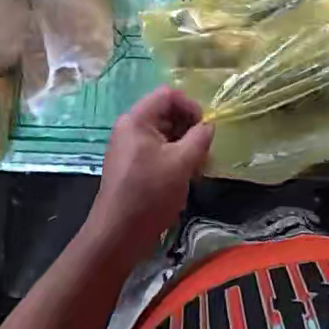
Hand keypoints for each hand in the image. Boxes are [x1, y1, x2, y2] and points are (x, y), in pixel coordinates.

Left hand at [90, 87, 214, 242]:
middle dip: (189, 127)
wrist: (119, 233)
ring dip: (184, 144)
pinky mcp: (132, 164)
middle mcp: (130, 128)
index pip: (168, 95)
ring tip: (197, 165)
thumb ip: (200, 138)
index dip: (191, 106)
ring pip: (164, 133)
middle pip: (166, 112)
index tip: (206, 128)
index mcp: (137, 120)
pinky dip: (174, 156)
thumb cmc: (150, 194)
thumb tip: (209, 125)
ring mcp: (129, 147)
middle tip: (204, 150)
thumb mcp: (182, 163)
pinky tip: (185, 176)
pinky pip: (157, 149)